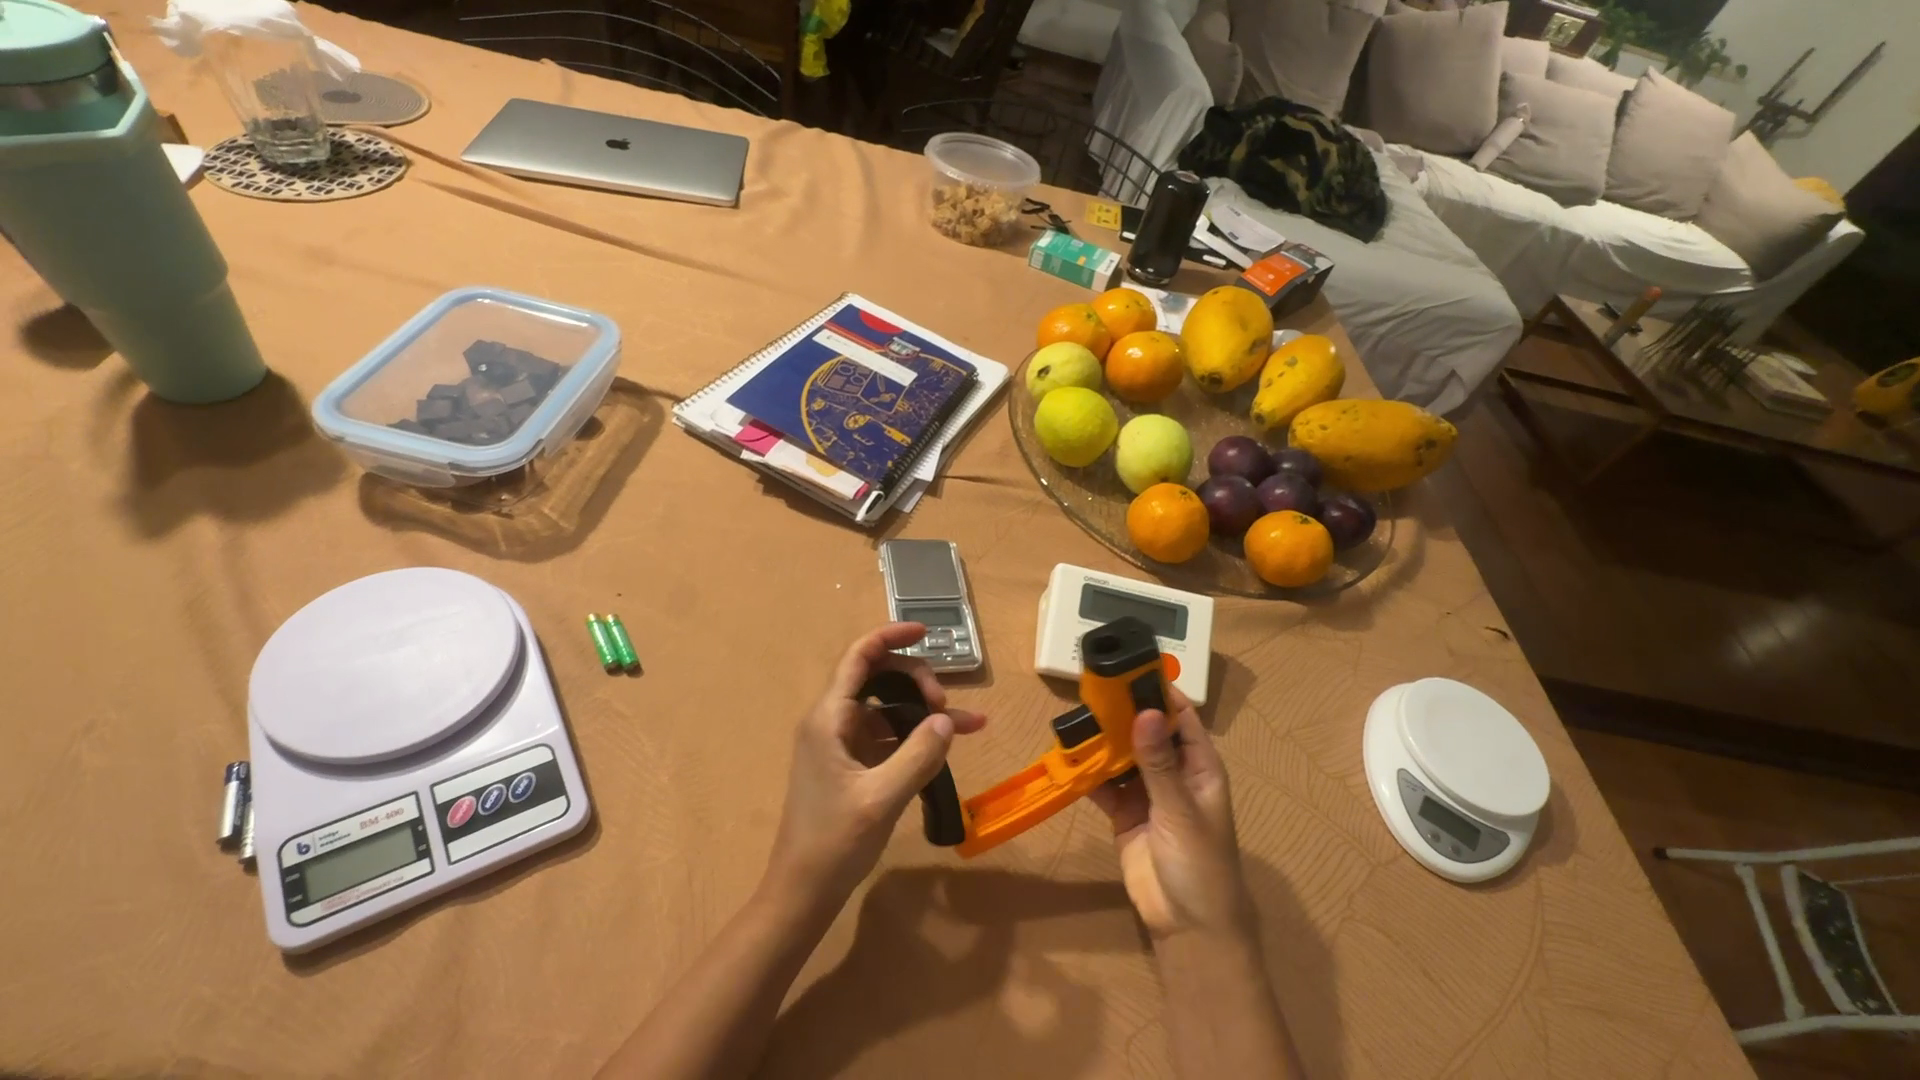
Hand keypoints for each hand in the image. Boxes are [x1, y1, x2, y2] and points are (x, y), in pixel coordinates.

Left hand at [763, 623, 985, 910]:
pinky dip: (917, 738)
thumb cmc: (833, 842)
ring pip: (888, 709)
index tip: (926, 631)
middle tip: (946, 705)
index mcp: (828, 719)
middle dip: (916, 680)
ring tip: (968, 724)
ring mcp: (842, 745)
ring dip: (924, 711)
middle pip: (877, 678)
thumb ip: (918, 755)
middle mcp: (832, 723)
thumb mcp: (881, 798)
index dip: (890, 637)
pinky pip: (889, 738)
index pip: (858, 658)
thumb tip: (947, 720)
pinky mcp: (852, 767)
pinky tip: (949, 746)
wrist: (802, 891)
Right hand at [1089, 685, 1253, 942]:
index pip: (1181, 718)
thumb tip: (1145, 711)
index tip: (1129, 668)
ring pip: (1122, 756)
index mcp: (1200, 767)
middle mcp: (1173, 773)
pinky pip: (1104, 785)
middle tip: (1090, 690)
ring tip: (1074, 719)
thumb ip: (1158, 763)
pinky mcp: (1123, 814)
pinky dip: (1088, 773)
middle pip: (1146, 733)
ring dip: (1102, 742)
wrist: (1188, 925)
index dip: (1159, 693)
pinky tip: (1068, 758)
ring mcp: (1147, 794)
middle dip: (1122, 713)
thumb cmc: (1200, 864)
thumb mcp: (1180, 811)